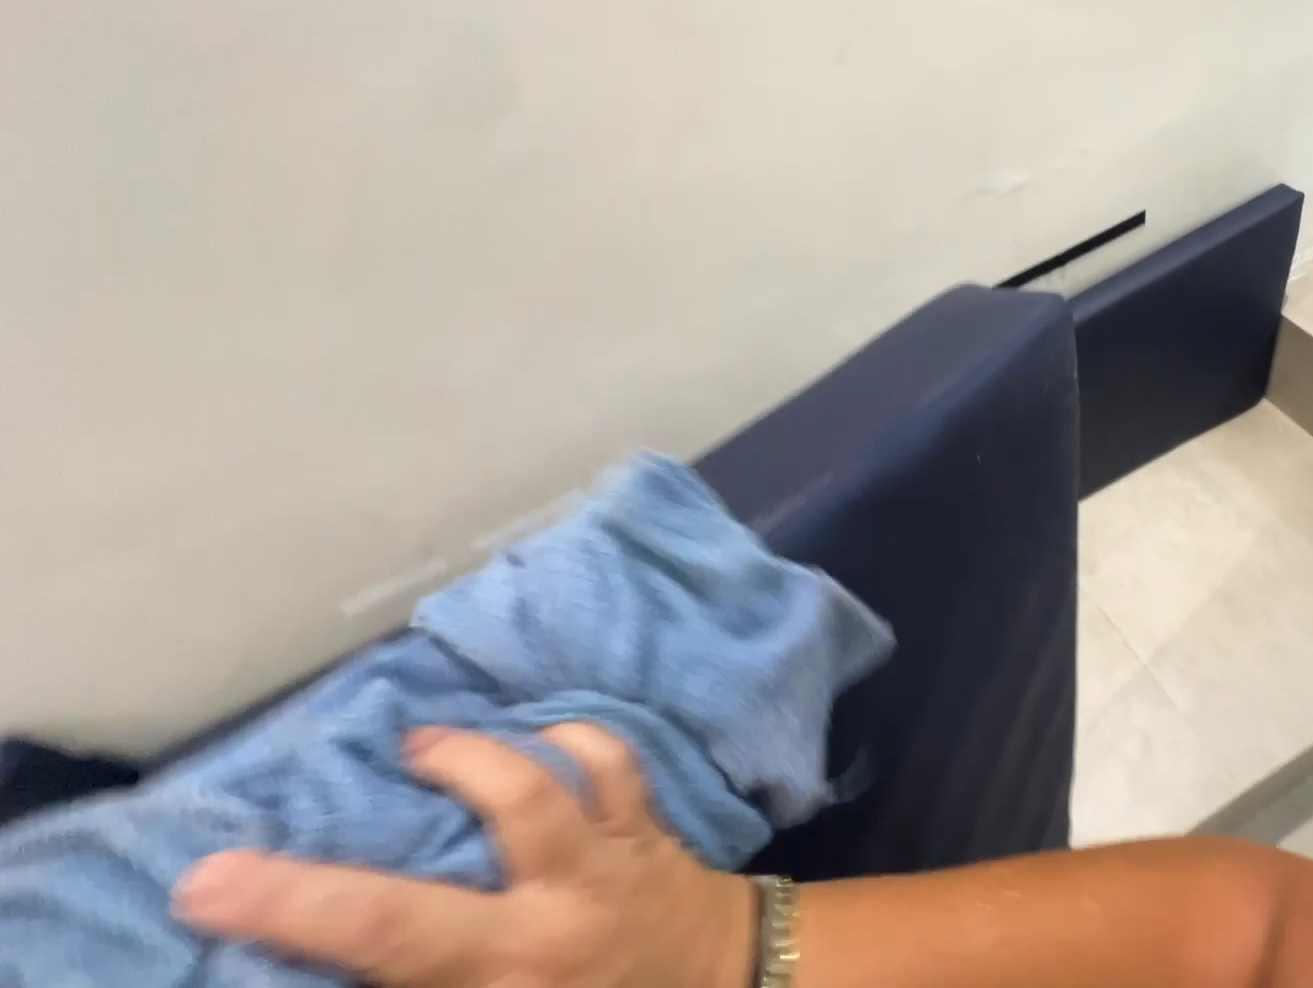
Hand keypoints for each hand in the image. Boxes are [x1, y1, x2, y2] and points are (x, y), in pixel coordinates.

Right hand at [172, 724, 756, 987]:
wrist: (721, 985)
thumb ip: (442, 977)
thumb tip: (365, 958)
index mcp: (508, 976)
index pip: (390, 938)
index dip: (298, 909)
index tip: (207, 884)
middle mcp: (557, 908)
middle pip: (469, 849)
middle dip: (388, 820)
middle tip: (318, 793)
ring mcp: (609, 855)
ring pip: (554, 780)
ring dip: (488, 751)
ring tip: (427, 744)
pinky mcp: (646, 823)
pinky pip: (617, 762)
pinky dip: (575, 738)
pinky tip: (541, 733)